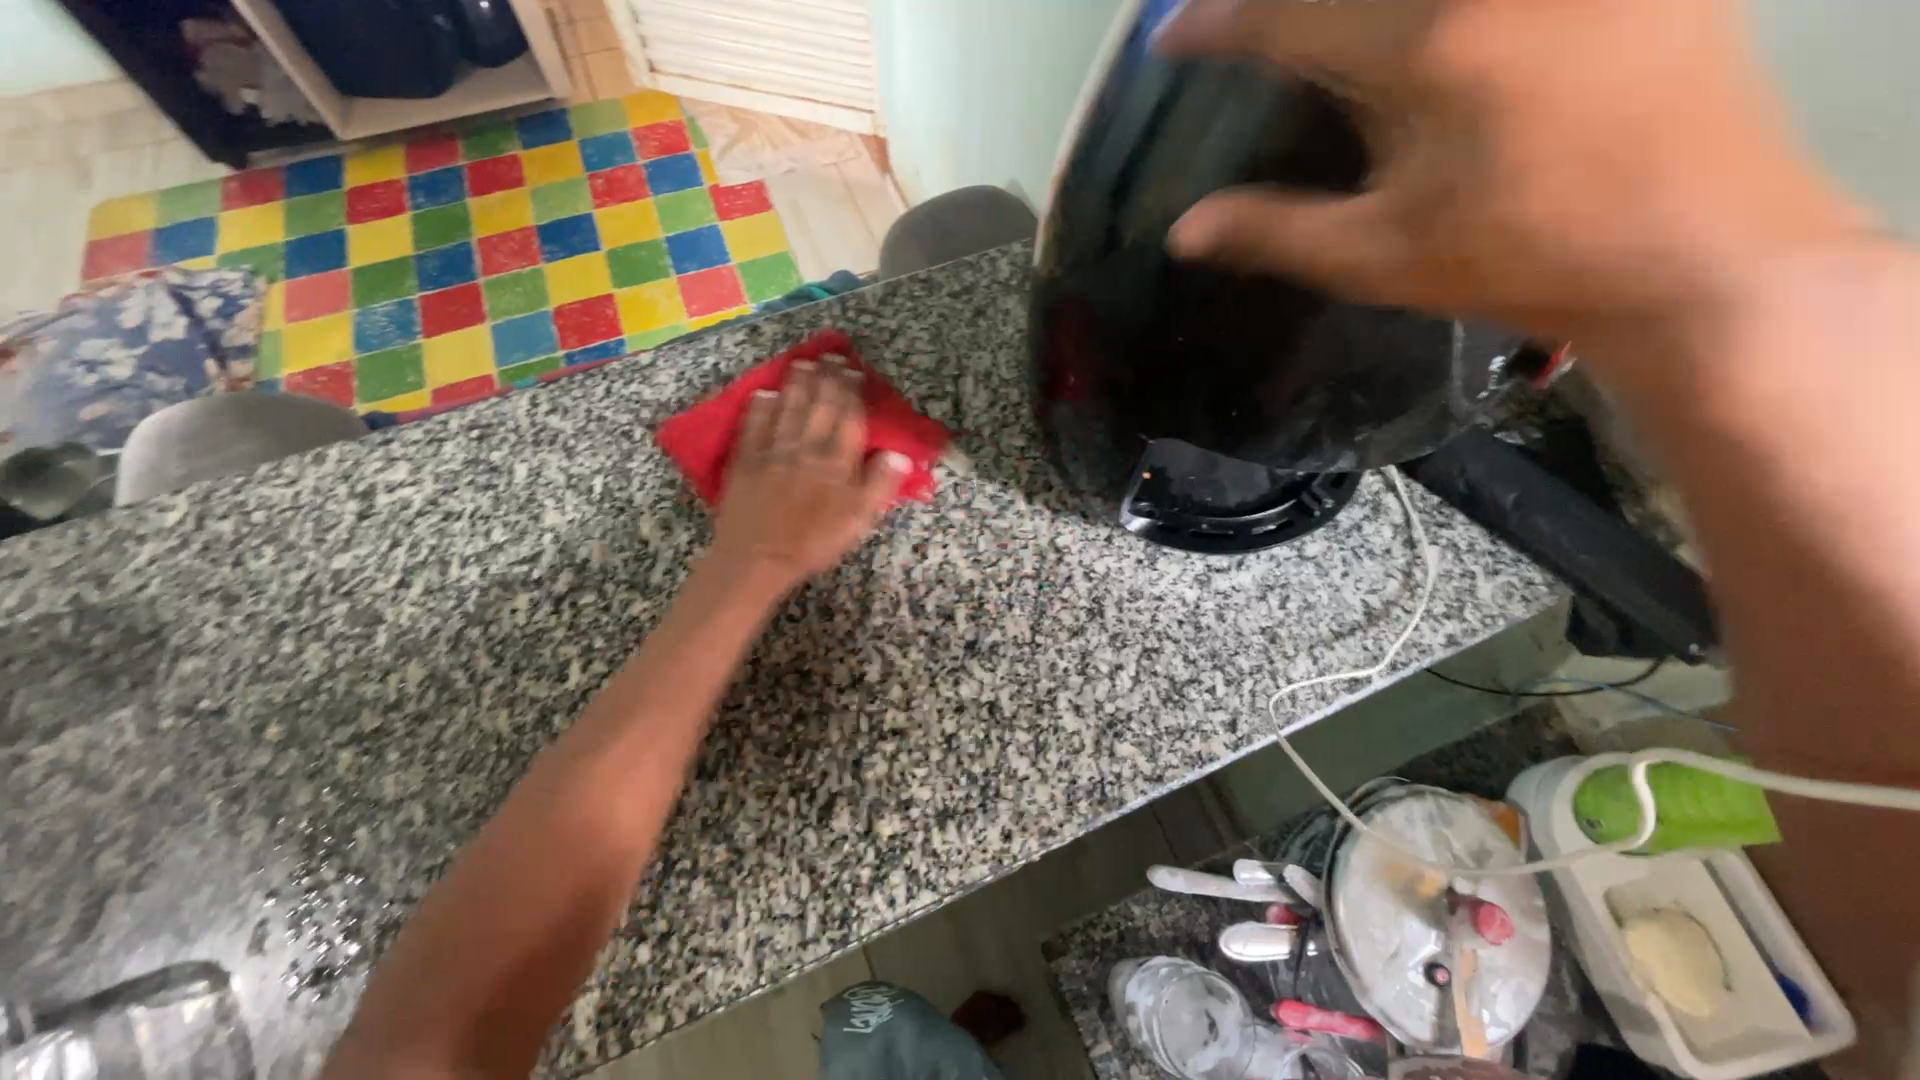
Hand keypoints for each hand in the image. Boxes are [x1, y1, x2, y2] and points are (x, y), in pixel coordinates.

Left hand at [707, 356, 907, 590]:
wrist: (757, 558)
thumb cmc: (813, 544)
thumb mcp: (858, 521)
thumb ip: (878, 485)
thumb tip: (898, 454)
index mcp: (836, 462)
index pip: (848, 417)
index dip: (852, 392)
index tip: (854, 371)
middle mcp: (806, 448)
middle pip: (819, 405)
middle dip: (826, 378)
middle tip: (830, 355)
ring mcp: (773, 450)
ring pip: (788, 408)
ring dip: (797, 383)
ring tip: (803, 363)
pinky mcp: (746, 459)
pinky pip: (754, 425)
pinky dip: (761, 407)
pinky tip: (764, 392)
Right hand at [1155, 0, 1869, 354]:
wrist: (1694, 256)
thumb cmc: (1519, 264)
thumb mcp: (1379, 258)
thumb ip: (1274, 232)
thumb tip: (1182, 230)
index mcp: (1426, 51)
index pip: (1291, 18)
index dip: (1219, 23)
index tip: (1172, 33)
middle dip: (1283, 1)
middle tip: (1249, 20)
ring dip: (1362, 6)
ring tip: (1334, 32)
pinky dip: (1441, 8)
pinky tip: (1439, 36)